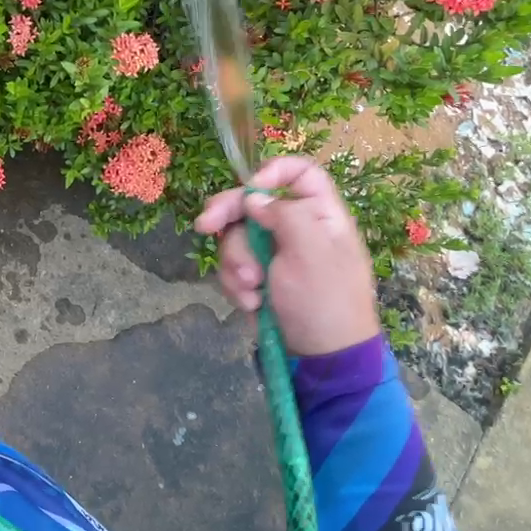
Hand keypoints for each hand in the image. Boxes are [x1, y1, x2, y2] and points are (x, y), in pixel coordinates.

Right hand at [193, 156, 379, 356]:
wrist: (321, 358)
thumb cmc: (325, 300)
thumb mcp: (311, 252)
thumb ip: (284, 214)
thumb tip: (253, 198)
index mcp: (321, 215)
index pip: (300, 173)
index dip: (273, 172)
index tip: (250, 189)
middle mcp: (296, 228)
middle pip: (252, 202)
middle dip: (228, 217)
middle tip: (204, 226)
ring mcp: (274, 253)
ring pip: (235, 235)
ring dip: (235, 261)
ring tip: (250, 287)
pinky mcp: (257, 276)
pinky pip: (231, 265)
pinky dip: (235, 283)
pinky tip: (251, 302)